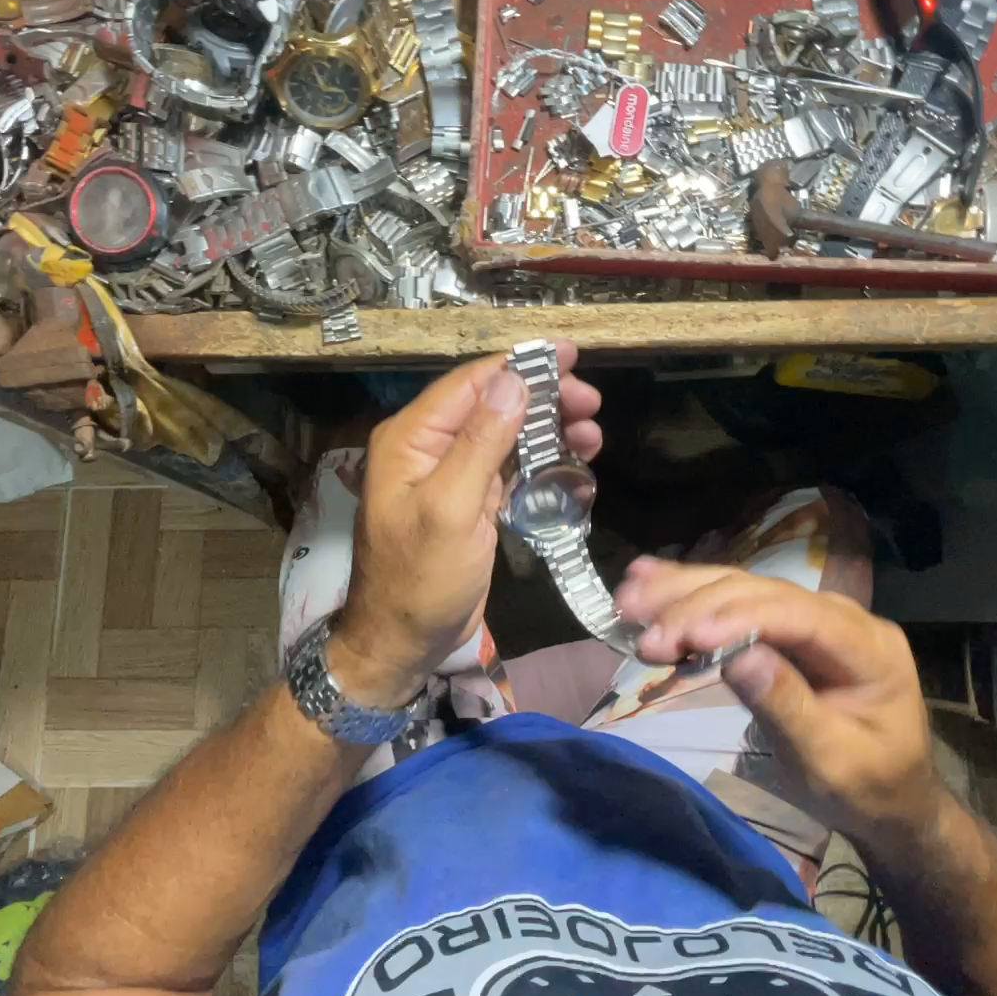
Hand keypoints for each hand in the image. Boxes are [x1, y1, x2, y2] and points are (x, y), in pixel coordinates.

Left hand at [334, 342, 601, 705]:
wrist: (404, 640)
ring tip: (592, 434)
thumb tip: (512, 381)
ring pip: (506, 436)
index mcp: (412, 438)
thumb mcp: (450, 508)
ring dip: (548, 431)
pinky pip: (509, 469)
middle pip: (492, 404)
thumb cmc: (420, 578)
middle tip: (591, 403)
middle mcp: (429, 448)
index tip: (570, 356)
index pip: (470, 383)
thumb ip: (480, 443)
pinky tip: (574, 465)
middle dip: (543, 398)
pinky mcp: (471, 502)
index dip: (520, 365)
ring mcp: (451, 475)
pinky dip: (540, 463)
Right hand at [613, 559, 944, 849]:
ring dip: (680, 592)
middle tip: (640, 630)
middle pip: (759, 593)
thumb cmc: (866, 788)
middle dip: (695, 607)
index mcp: (869, 647)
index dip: (737, 617)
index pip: (797, 615)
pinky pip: (731, 599)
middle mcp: (841, 616)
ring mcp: (810, 614)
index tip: (683, 636)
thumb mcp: (832, 762)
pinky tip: (648, 577)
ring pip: (738, 587)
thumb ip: (789, 707)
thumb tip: (738, 658)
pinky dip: (687, 591)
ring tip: (628, 601)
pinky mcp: (782, 623)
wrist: (888, 797)